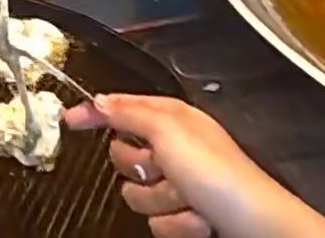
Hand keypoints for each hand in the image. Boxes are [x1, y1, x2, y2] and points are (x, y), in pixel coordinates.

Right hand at [66, 95, 324, 237]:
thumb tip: (98, 99)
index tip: (69, 120)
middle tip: (162, 170)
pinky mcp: (186, 217)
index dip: (95, 112)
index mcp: (170, 117)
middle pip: (125, 155)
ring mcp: (180, 184)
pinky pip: (159, 222)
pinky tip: (198, 222)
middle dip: (140, 168)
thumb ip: (129, 112)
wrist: (256, 230)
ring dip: (162, 201)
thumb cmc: (212, 171)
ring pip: (140, 193)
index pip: (121, 107)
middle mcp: (173, 146)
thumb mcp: (167, 130)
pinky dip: (177, 223)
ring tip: (189, 203)